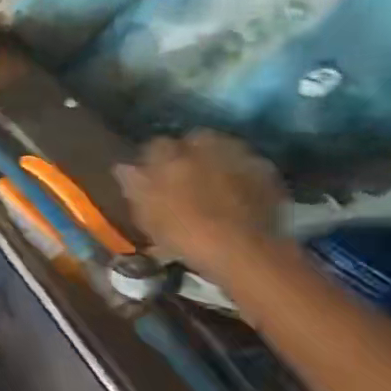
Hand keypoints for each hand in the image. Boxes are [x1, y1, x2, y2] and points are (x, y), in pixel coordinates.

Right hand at [115, 130, 286, 281]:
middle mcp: (205, 147)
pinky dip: (240, 174)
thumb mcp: (146, 215)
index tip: (149, 175)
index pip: (155, 145)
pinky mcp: (267, 173)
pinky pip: (247, 166)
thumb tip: (123, 167)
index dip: (152, 159)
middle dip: (188, 152)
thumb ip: (134, 185)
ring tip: (212, 184)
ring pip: (222, 149)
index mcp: (170, 156)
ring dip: (216, 160)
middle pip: (193, 140)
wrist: (242, 251)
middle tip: (183, 176)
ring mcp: (239, 157)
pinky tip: (237, 193)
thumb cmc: (183, 233)